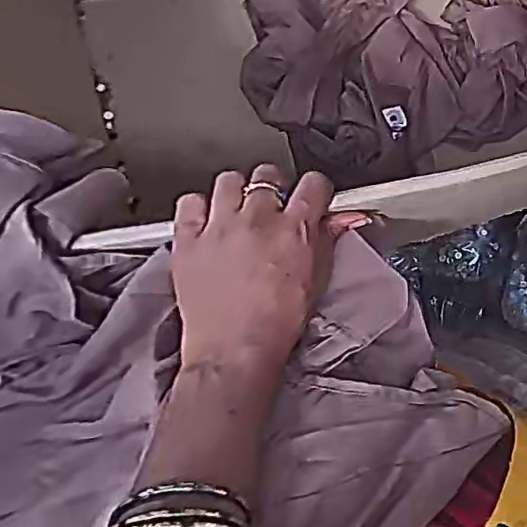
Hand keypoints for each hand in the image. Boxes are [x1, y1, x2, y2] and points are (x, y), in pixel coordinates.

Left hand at [170, 165, 367, 372]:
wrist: (236, 349)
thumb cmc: (277, 323)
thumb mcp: (316, 280)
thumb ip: (326, 242)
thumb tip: (338, 222)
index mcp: (294, 229)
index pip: (313, 184)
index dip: (316, 188)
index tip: (313, 196)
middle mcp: (257, 220)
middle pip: (267, 177)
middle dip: (275, 187)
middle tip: (274, 205)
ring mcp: (219, 227)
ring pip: (228, 180)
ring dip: (238, 191)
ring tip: (240, 209)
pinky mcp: (188, 240)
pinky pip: (190, 202)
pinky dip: (200, 206)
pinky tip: (208, 220)